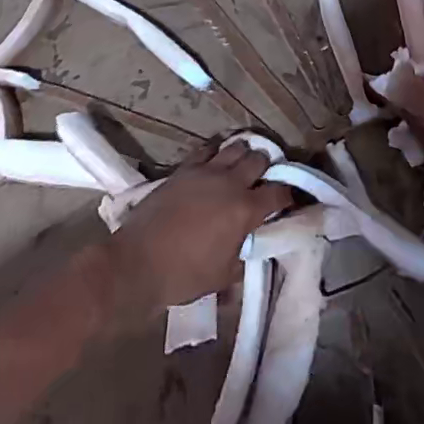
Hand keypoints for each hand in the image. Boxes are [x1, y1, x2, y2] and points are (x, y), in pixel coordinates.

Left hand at [113, 141, 292, 306]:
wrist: (135, 264)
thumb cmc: (184, 275)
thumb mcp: (225, 274)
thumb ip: (245, 253)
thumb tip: (252, 243)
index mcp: (246, 209)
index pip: (280, 192)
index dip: (288, 195)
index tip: (288, 201)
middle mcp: (231, 183)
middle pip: (260, 159)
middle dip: (267, 168)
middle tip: (264, 180)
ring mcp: (205, 172)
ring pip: (236, 147)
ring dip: (244, 155)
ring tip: (243, 166)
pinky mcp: (183, 170)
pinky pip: (206, 150)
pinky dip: (216, 152)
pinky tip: (216, 160)